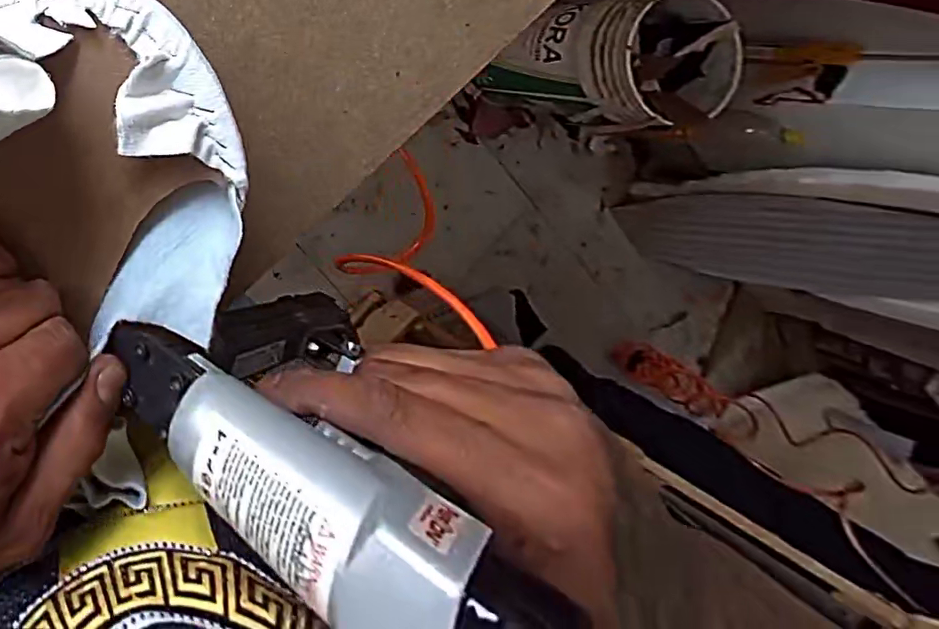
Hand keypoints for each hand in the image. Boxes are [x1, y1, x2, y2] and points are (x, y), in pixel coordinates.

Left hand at [0, 276, 126, 607]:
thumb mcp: (32, 517)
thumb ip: (82, 437)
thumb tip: (112, 367)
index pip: (62, 340)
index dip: (74, 371)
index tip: (56, 401)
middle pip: (38, 299)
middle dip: (52, 337)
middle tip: (36, 381)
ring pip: (7, 281)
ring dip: (21, 313)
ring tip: (9, 358)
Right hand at [259, 344, 617, 626]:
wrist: (668, 577)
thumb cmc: (585, 590)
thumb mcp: (491, 581)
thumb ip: (405, 538)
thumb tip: (317, 514)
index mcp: (534, 485)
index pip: (391, 409)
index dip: (317, 392)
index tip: (273, 395)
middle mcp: (539, 421)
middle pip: (388, 376)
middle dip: (331, 391)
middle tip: (296, 415)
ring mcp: (538, 387)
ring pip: (404, 357)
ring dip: (363, 382)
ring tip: (342, 412)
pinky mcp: (529, 368)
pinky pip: (432, 352)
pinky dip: (400, 373)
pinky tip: (396, 401)